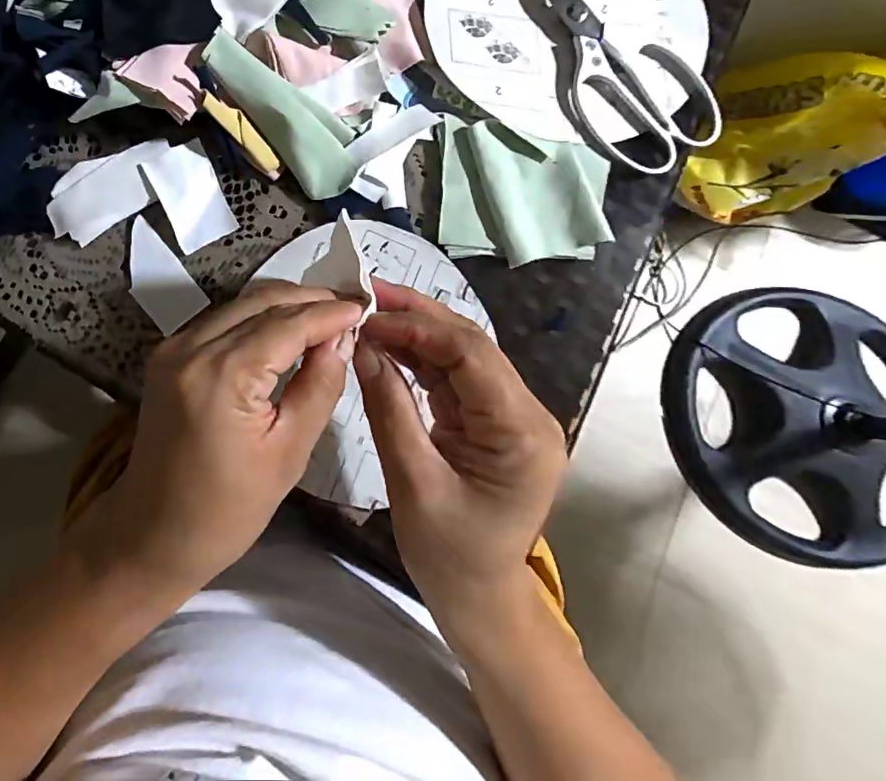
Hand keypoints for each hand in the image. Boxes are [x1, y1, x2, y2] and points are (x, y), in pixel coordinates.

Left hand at [67, 281, 363, 594]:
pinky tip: (280, 329)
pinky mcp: (165, 356)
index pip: (286, 324)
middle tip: (348, 308)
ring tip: (323, 315)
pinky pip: (216, 321)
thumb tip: (341, 339)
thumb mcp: (288, 453)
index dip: (328, 312)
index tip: (365, 306)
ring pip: (235, 305)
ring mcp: (172, 349)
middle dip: (306, 299)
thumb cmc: (228, 508)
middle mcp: (190, 348)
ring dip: (279, 304)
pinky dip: (251, 317)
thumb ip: (318, 386)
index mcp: (222, 375)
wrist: (154, 527)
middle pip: (258, 302)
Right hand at [353, 279, 566, 606]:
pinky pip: (450, 376)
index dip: (417, 326)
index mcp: (520, 431)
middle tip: (363, 292)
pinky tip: (383, 341)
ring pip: (460, 354)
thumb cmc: (449, 551)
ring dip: (413, 329)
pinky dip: (415, 355)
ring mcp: (508, 416)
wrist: (479, 595)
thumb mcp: (412, 479)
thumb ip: (388, 408)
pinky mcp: (487, 421)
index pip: (470, 355)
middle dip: (416, 314)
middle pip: (470, 345)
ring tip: (367, 309)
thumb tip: (361, 346)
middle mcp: (525, 413)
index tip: (364, 314)